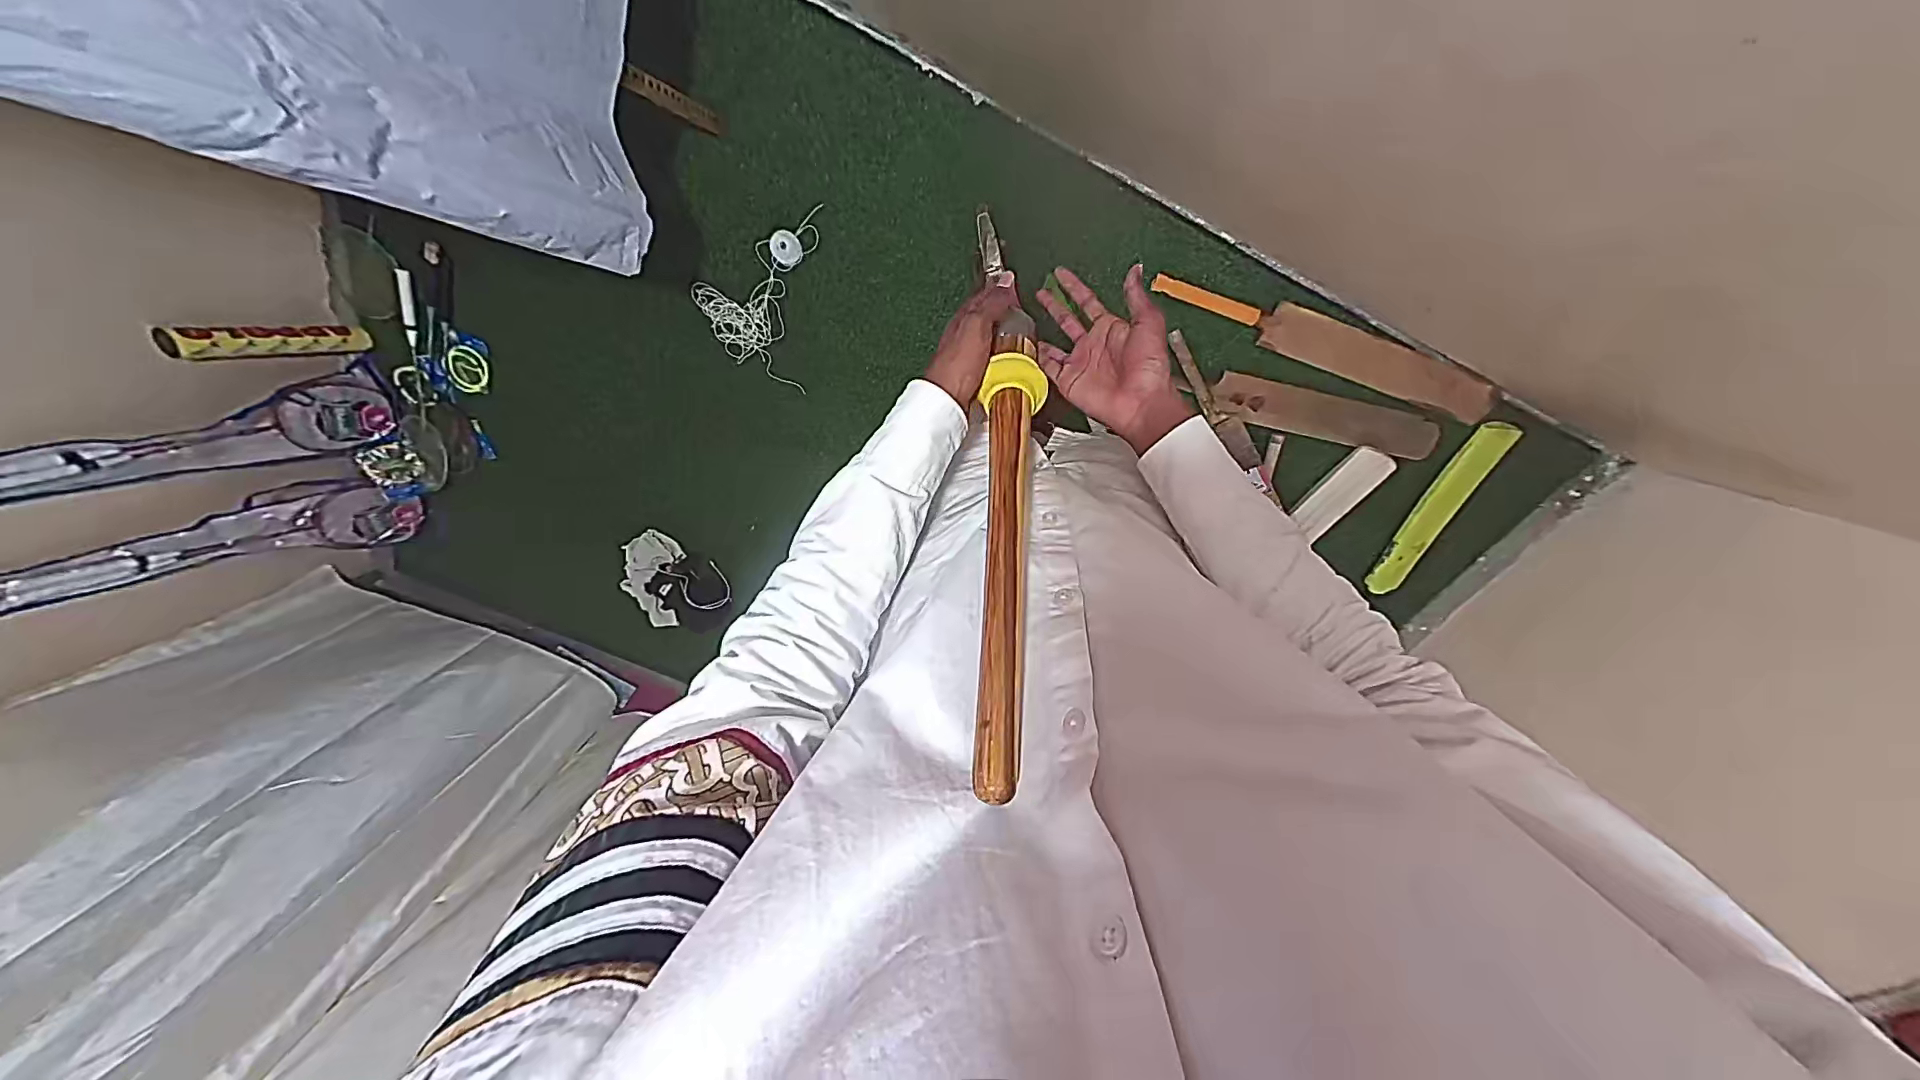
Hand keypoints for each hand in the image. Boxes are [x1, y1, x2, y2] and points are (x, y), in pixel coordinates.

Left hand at [922, 272, 1020, 407]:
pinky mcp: (975, 373)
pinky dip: (1002, 356)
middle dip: (1003, 311)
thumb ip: (991, 304)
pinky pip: (992, 359)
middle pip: (986, 317)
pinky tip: (1008, 359)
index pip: (983, 296)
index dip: (998, 289)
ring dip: (1004, 335)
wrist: (948, 398)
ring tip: (1019, 334)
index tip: (1013, 284)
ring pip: (990, 339)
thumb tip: (1005, 281)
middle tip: (1019, 307)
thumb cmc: (956, 364)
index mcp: (963, 318)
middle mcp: (964, 335)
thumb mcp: (977, 325)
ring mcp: (970, 355)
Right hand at [1036, 263, 1194, 453]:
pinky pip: (1048, 368)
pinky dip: (1036, 360)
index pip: (1087, 302)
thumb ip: (1137, 297)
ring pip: (1055, 344)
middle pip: (1067, 320)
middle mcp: (1093, 345)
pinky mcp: (1069, 381)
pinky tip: (1028, 349)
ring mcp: (1080, 363)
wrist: (1140, 401)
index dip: (1074, 287)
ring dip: (1042, 333)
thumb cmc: (1149, 368)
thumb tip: (1135, 272)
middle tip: (1041, 293)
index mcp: (1111, 329)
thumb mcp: (1148, 323)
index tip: (1062, 275)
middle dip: (1054, 305)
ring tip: (1027, 322)